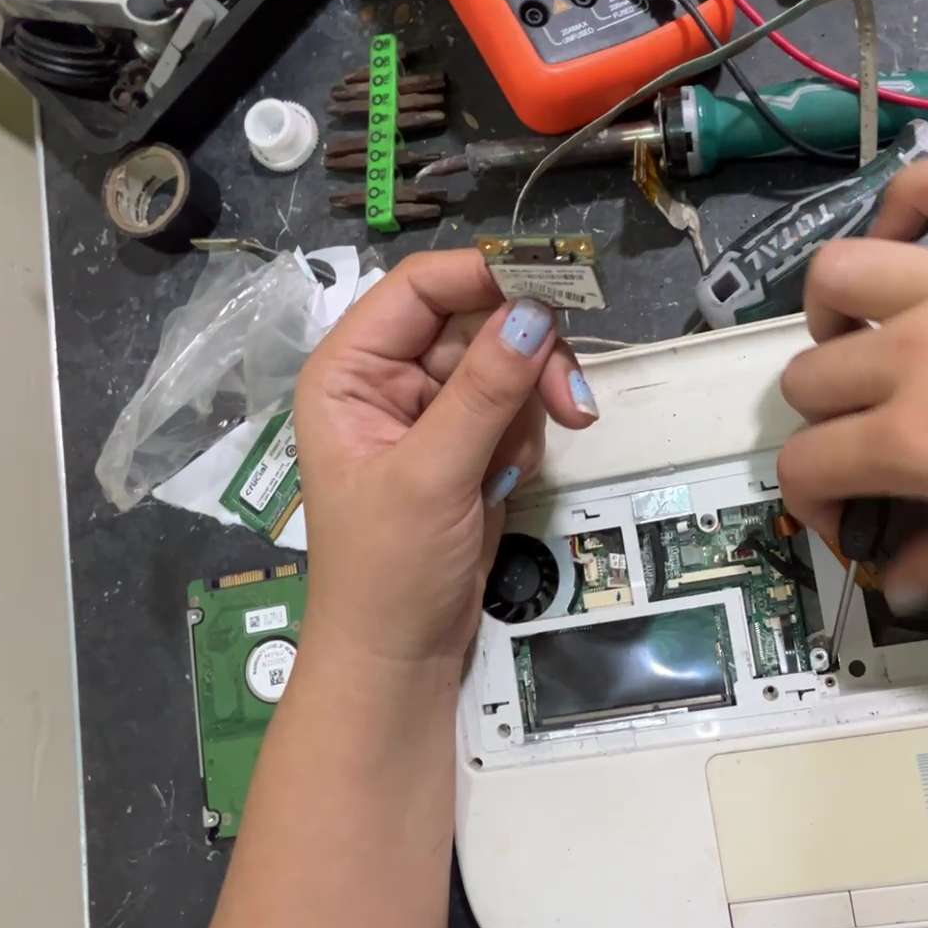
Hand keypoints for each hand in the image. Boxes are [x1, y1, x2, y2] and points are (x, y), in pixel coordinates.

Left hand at [293, 250, 598, 671]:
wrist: (402, 651)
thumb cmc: (390, 567)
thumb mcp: (432, 475)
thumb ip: (484, 391)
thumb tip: (537, 313)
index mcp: (353, 369)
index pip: (422, 289)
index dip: (487, 276)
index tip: (559, 286)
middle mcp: (391, 379)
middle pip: (478, 326)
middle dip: (527, 362)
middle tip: (574, 402)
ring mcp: (434, 413)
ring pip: (507, 367)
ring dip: (530, 408)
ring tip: (519, 468)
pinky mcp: (469, 444)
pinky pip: (515, 410)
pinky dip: (525, 439)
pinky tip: (507, 481)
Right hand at [778, 152, 927, 596]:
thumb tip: (900, 579)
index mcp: (921, 438)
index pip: (805, 465)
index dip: (810, 504)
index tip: (850, 522)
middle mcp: (921, 351)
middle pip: (806, 377)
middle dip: (819, 425)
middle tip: (870, 448)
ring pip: (837, 275)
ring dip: (827, 317)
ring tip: (862, 345)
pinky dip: (910, 204)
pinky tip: (917, 244)